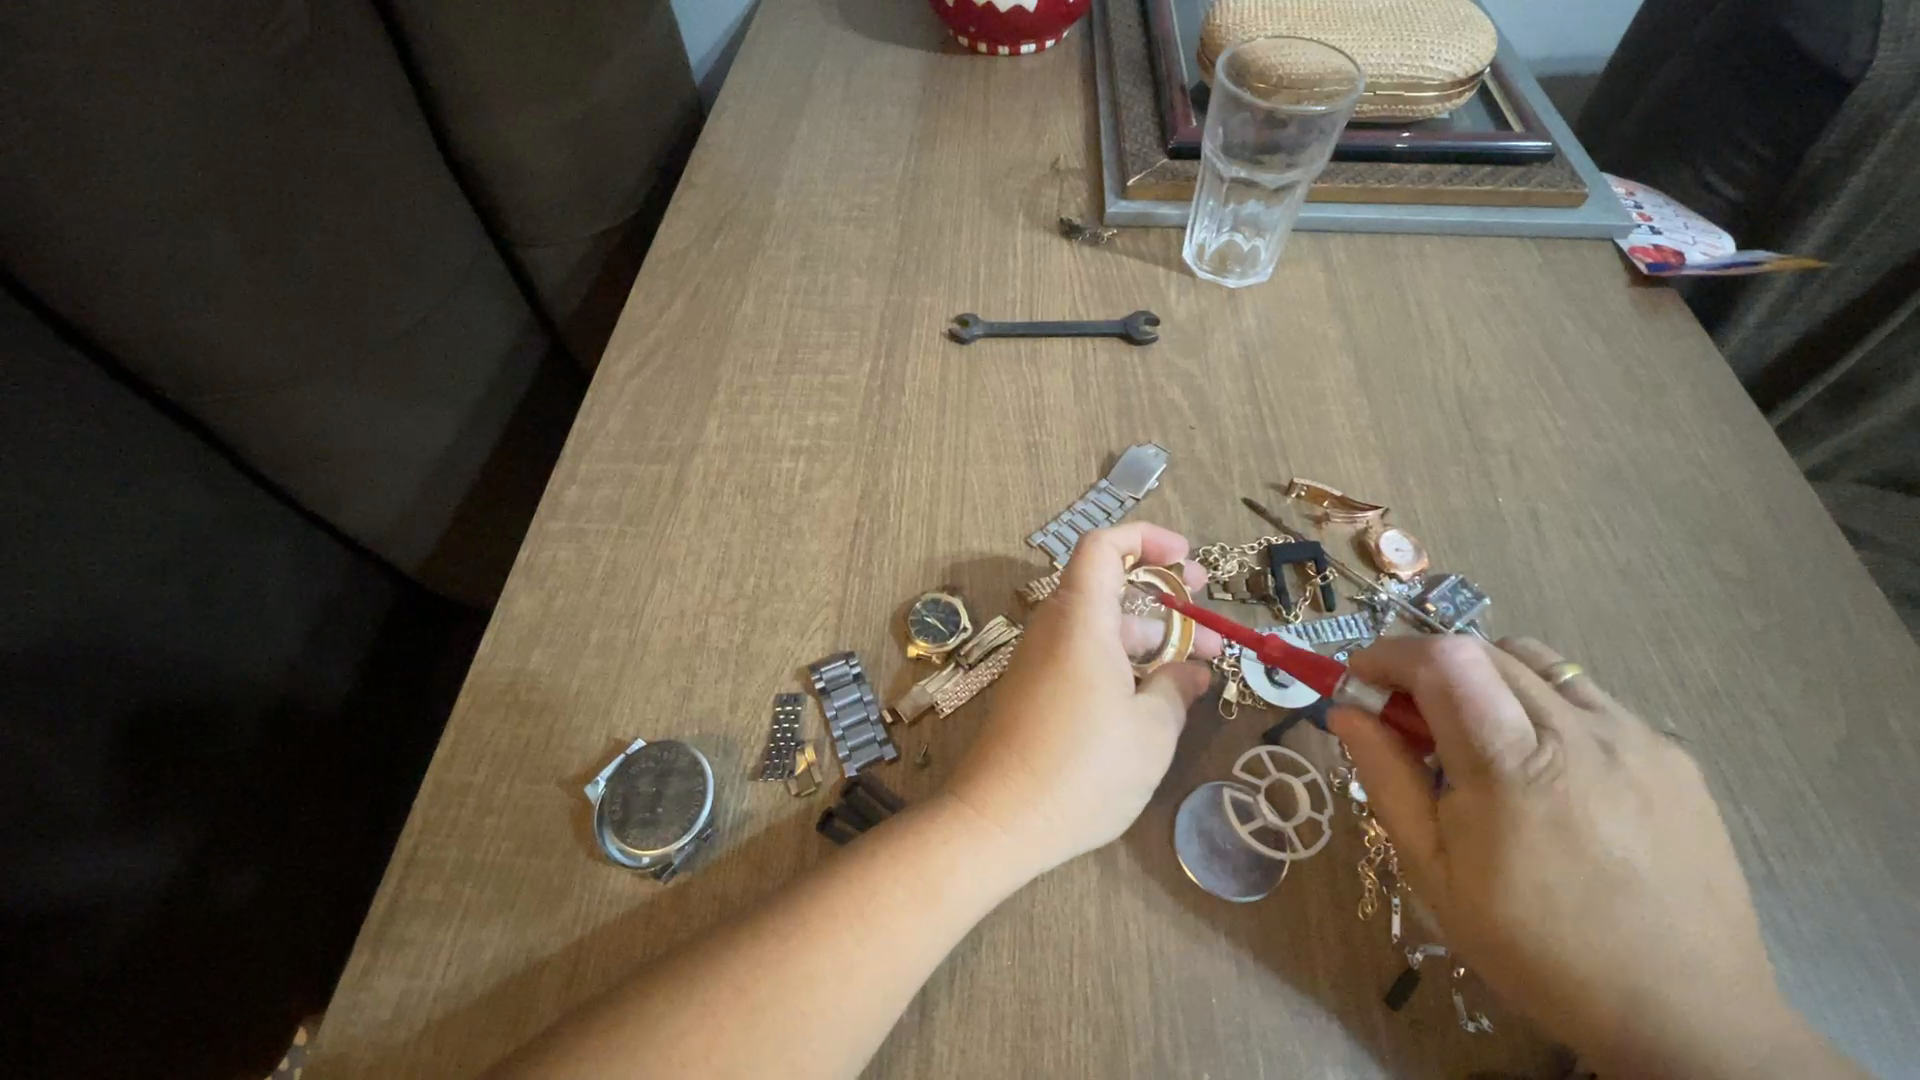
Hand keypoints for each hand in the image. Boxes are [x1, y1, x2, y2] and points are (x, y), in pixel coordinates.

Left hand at [944, 523, 1221, 878]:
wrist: (999, 820)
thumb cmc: (1083, 769)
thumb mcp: (1150, 731)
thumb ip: (1175, 689)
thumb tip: (1190, 671)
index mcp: (1080, 620)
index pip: (1102, 547)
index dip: (1145, 539)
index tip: (1186, 559)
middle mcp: (1053, 630)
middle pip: (1106, 587)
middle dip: (1161, 594)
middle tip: (1207, 612)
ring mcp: (1038, 662)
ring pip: (1098, 628)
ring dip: (1147, 637)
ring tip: (1196, 666)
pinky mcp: (1033, 693)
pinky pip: (1081, 657)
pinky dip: (1119, 662)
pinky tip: (1153, 696)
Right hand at [1331, 636, 1858, 1078]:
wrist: (1682, 1012)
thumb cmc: (1533, 947)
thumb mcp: (1431, 868)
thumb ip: (1386, 777)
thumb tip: (1345, 712)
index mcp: (1513, 767)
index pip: (1443, 659)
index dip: (1390, 653)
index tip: (1361, 681)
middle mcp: (1581, 733)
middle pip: (1484, 650)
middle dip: (1427, 667)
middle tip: (1406, 718)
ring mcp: (1638, 738)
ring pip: (1538, 663)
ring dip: (1484, 676)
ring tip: (1474, 735)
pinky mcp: (1673, 754)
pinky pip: (1586, 697)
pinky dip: (1539, 705)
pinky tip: (1542, 766)